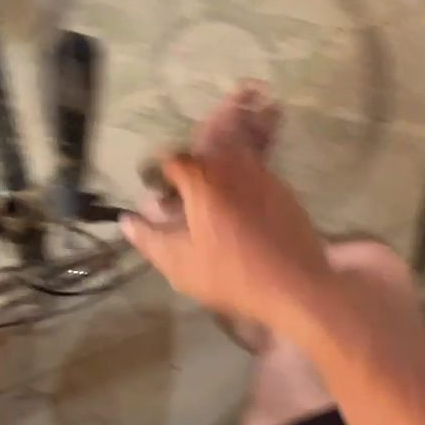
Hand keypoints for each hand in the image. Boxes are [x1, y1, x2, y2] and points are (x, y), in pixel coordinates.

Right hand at [121, 146, 333, 333]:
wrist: (296, 286)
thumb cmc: (232, 275)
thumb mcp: (180, 264)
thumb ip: (150, 239)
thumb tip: (127, 221)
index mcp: (203, 180)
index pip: (172, 159)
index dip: (160, 171)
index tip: (156, 188)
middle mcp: (233, 167)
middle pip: (210, 139)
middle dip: (195, 144)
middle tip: (186, 162)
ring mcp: (264, 176)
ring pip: (238, 149)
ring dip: (225, 144)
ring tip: (218, 156)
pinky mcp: (284, 191)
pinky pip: (259, 167)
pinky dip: (246, 168)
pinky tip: (243, 190)